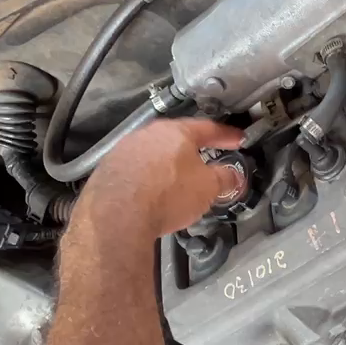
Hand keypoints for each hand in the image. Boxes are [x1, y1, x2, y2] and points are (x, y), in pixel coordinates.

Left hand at [79, 118, 244, 238]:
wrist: (118, 215)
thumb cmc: (166, 195)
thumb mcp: (208, 188)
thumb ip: (225, 178)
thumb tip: (233, 176)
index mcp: (176, 132)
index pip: (208, 128)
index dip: (226, 135)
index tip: (236, 139)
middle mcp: (148, 134)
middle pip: (178, 139)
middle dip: (195, 150)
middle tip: (208, 160)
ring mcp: (125, 150)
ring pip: (155, 154)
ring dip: (170, 165)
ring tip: (180, 183)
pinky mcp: (109, 170)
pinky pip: (137, 170)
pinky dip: (150, 178)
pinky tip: (155, 195)